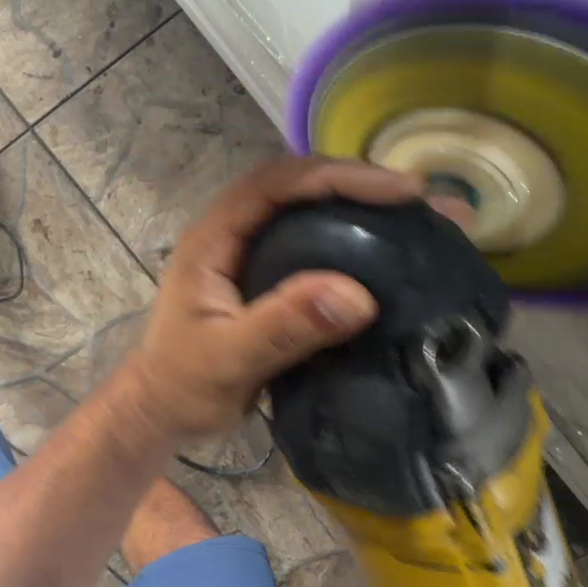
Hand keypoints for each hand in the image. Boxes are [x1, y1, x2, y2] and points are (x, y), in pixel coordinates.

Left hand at [118, 157, 424, 442]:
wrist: (163, 409)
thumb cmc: (184, 383)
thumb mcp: (230, 359)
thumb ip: (283, 327)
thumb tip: (357, 294)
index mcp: (211, 240)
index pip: (272, 184)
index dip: (334, 177)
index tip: (399, 191)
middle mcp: (229, 235)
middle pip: (292, 186)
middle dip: (355, 183)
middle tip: (423, 201)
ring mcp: (247, 253)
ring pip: (305, 210)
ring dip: (360, 207)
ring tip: (424, 219)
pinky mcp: (266, 277)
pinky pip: (312, 242)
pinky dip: (354, 239)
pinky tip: (396, 252)